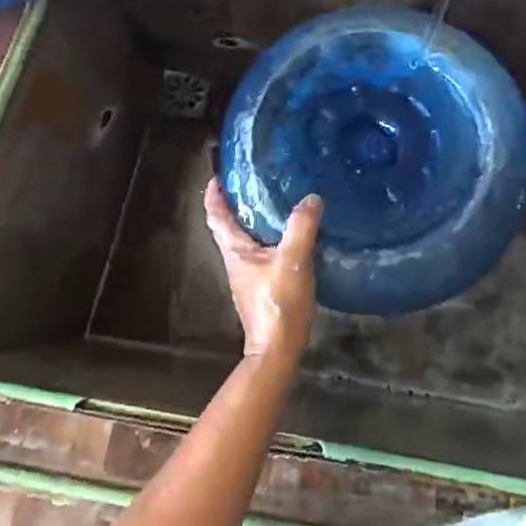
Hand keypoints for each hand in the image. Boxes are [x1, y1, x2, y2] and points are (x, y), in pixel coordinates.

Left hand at [204, 178, 322, 360]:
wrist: (277, 350)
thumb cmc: (278, 303)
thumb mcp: (293, 260)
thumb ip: (302, 227)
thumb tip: (311, 198)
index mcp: (235, 251)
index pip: (216, 216)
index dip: (214, 194)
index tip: (219, 176)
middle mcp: (236, 261)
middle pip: (229, 227)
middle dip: (237, 204)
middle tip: (254, 183)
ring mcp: (248, 277)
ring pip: (247, 241)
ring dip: (256, 222)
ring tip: (277, 205)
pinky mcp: (262, 288)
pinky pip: (263, 255)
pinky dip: (272, 240)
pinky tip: (293, 239)